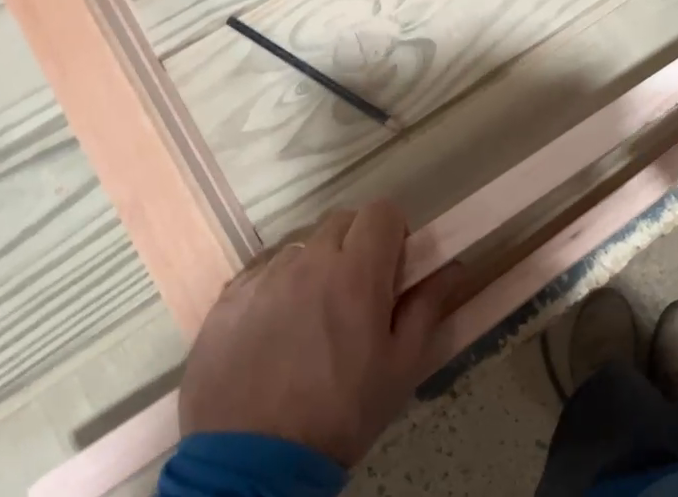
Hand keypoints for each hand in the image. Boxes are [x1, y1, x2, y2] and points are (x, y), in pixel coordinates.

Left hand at [180, 202, 461, 465]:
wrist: (251, 465)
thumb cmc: (341, 413)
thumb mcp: (401, 366)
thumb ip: (428, 306)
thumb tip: (453, 267)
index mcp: (356, 272)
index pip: (381, 211)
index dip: (394, 232)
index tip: (394, 267)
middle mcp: (307, 262)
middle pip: (340, 222)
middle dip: (357, 244)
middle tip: (359, 291)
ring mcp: (260, 280)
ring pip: (299, 248)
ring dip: (315, 266)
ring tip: (312, 315)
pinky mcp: (224, 303)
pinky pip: (259, 275)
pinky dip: (276, 288)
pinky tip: (275, 331)